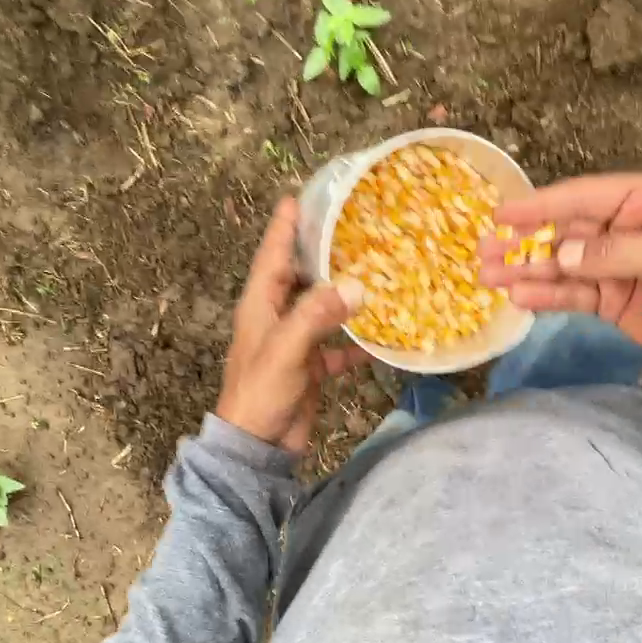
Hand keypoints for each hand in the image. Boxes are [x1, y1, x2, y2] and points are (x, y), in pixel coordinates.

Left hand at [216, 198, 368, 453]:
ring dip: (345, 295)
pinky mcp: (311, 368)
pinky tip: (382, 337)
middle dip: (323, 254)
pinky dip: (357, 343)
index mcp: (260, 305)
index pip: (272, 254)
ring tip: (376, 273)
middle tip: (354, 229)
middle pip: (300, 276)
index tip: (301, 195)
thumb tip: (356, 286)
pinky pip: (337, 348)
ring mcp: (295, 343)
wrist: (259, 447)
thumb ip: (317, 315)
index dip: (285, 225)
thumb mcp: (286, 350)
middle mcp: (276, 318)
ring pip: (322, 309)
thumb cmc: (261, 393)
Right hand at [478, 173, 641, 369]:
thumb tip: (560, 256)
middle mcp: (627, 228)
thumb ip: (615, 254)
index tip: (501, 213)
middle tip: (483, 252)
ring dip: (527, 272)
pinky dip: (548, 297)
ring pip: (564, 267)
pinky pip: (574, 295)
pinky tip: (520, 298)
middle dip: (525, 243)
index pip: (586, 198)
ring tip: (488, 279)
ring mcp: (617, 266)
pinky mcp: (614, 300)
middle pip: (566, 232)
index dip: (542, 205)